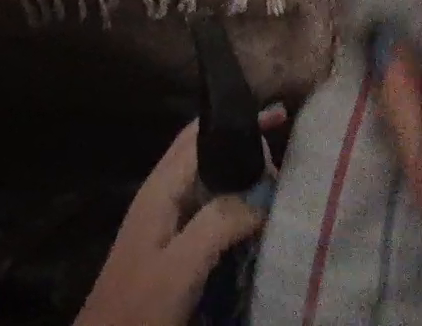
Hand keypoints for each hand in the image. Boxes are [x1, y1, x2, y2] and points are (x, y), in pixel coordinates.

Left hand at [73, 120, 265, 325]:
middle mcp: (163, 195)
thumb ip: (219, 222)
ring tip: (278, 179)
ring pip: (209, 180)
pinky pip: (210, 210)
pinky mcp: (174, 245)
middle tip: (282, 151)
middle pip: (205, 152)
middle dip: (242, 144)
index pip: (199, 135)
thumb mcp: (181, 265)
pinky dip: (235, 202)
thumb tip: (262, 193)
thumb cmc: (139, 304)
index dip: (235, 120)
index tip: (277, 116)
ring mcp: (167, 221)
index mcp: (161, 188)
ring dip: (241, 174)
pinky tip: (258, 215)